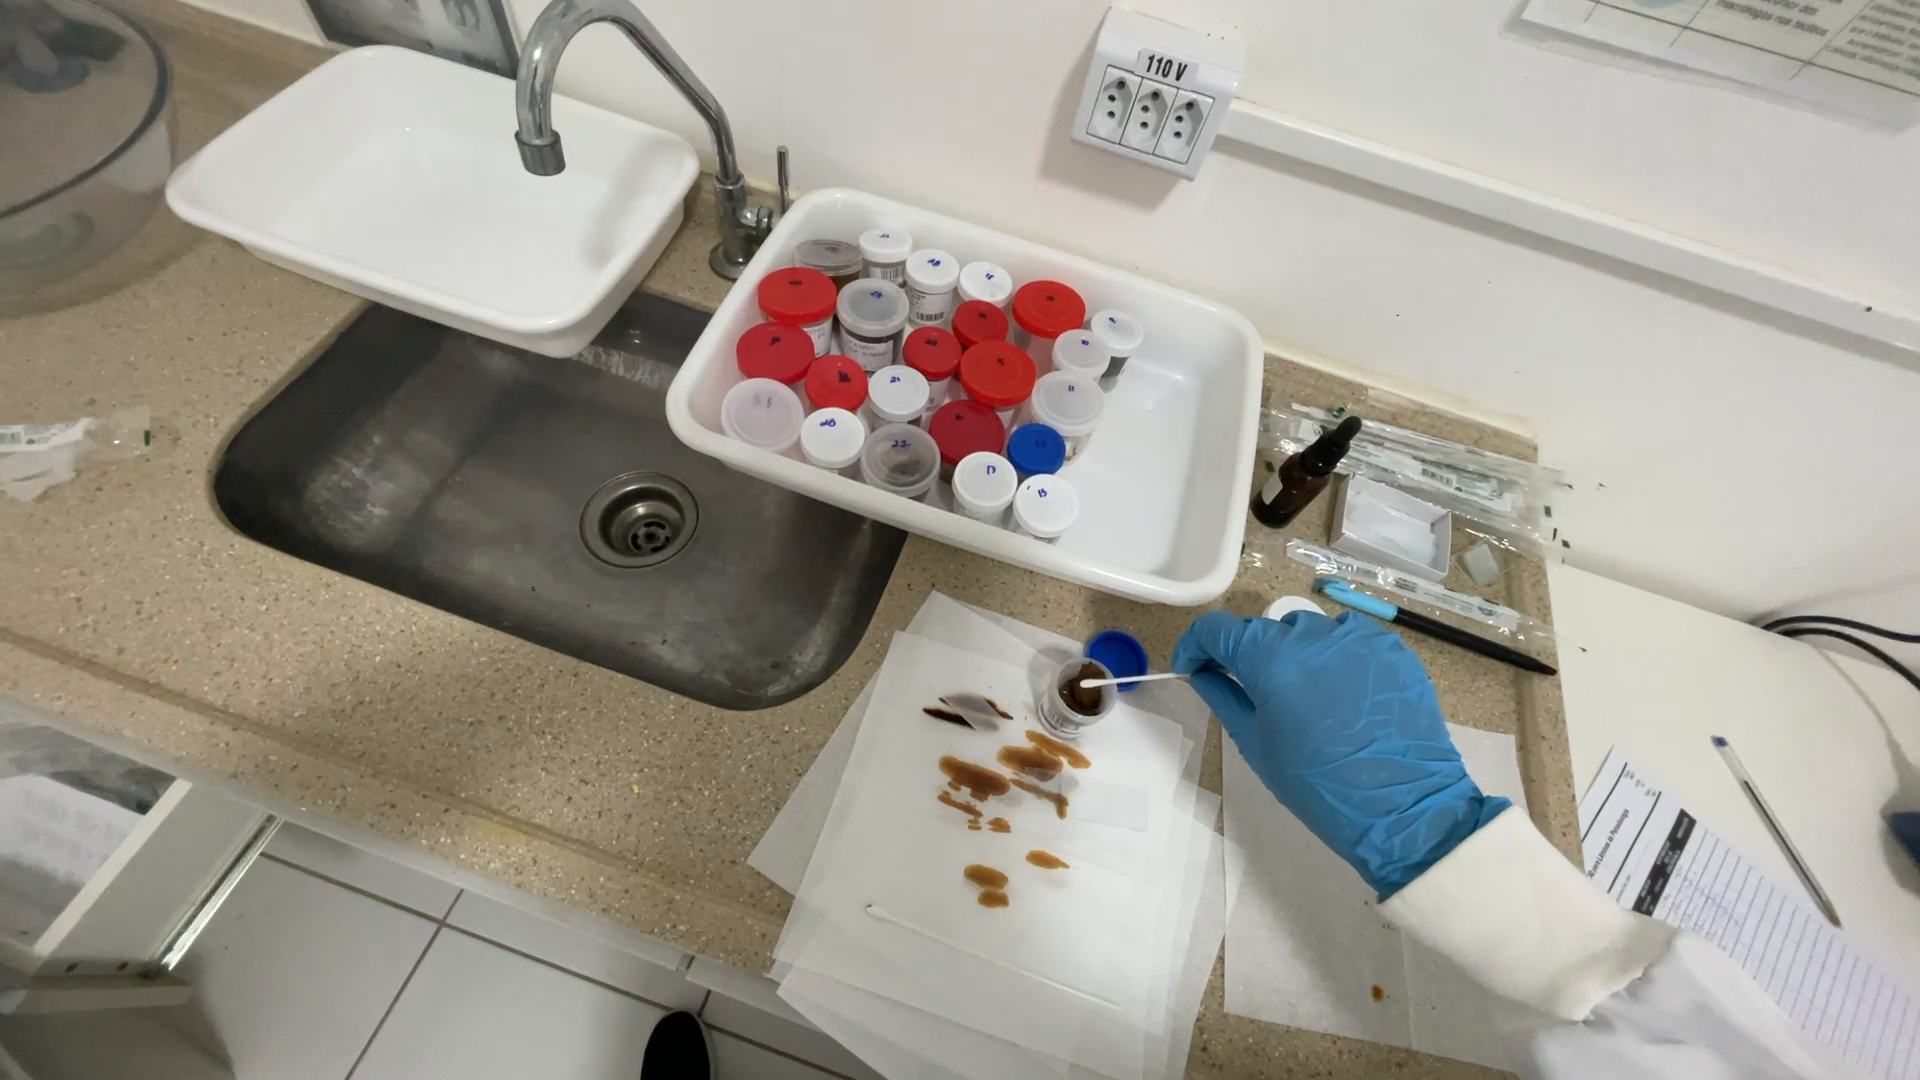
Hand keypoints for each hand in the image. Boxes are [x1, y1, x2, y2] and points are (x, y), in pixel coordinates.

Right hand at [1172, 609, 1509, 897]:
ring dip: (1290, 651)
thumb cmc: (1316, 785)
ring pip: (1304, 629)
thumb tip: (1203, 673)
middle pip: (1261, 629)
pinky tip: (1339, 686)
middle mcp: (1311, 636)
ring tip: (1301, 690)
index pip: (1216, 629)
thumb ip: (1223, 697)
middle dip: (1245, 654)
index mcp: (1270, 660)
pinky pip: (1346, 636)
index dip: (1195, 646)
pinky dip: (1332, 652)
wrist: (1405, 811)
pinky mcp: (1390, 648)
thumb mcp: (1255, 744)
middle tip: (1249, 690)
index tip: (1194, 668)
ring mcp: (1355, 637)